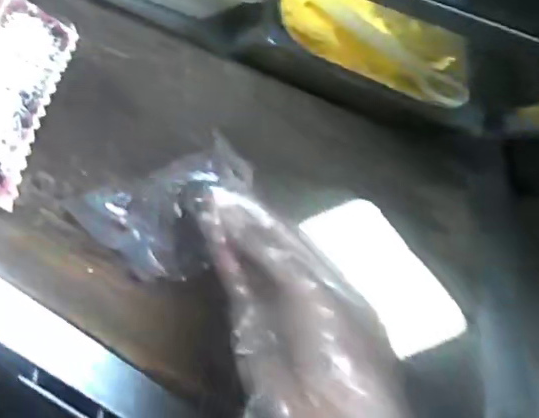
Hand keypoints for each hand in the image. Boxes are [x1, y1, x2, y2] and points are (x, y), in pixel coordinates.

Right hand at [197, 186, 410, 417]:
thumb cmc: (338, 354)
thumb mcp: (314, 296)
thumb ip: (272, 252)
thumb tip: (229, 209)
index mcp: (334, 286)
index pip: (294, 239)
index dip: (263, 212)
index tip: (233, 184)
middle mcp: (303, 292)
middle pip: (267, 246)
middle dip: (241, 217)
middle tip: (210, 186)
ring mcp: (274, 306)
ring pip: (246, 258)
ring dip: (225, 230)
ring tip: (201, 199)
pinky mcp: (246, 318)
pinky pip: (233, 278)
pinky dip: (219, 252)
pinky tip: (205, 227)